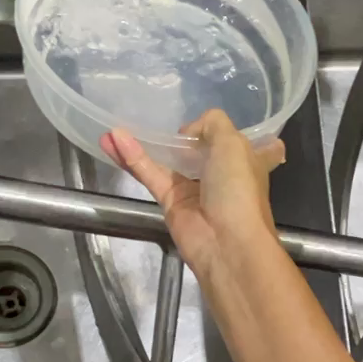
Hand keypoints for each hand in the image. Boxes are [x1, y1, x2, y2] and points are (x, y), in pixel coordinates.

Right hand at [99, 110, 285, 280]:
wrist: (228, 243)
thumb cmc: (238, 189)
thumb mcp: (233, 143)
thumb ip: (211, 123)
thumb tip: (187, 133)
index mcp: (246, 162)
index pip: (249, 147)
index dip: (241, 138)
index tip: (229, 130)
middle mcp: (221, 175)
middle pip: (200, 151)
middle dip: (182, 136)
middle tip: (156, 118)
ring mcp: (194, 190)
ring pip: (167, 162)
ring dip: (144, 145)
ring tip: (115, 129)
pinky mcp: (171, 203)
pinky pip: (151, 175)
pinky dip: (133, 158)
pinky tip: (113, 139)